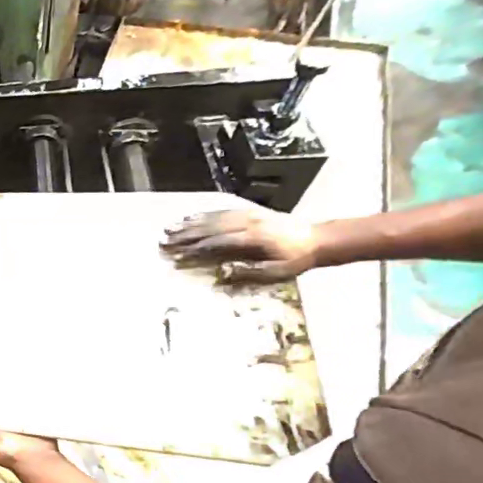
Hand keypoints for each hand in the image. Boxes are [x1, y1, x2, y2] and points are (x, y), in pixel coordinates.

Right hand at [160, 207, 322, 282]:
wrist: (318, 240)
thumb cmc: (297, 260)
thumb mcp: (277, 272)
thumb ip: (250, 272)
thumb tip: (223, 272)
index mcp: (254, 238)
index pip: (217, 242)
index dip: (195, 249)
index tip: (177, 255)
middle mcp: (248, 222)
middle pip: (210, 227)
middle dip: (184, 234)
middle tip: (164, 240)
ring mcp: (248, 214)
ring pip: (214, 216)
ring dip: (190, 223)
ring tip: (170, 228)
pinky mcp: (250, 211)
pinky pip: (223, 210)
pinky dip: (205, 214)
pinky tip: (192, 217)